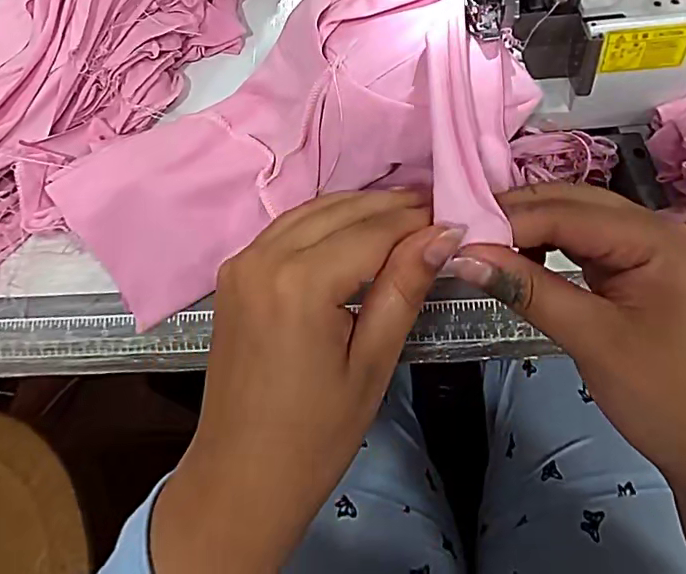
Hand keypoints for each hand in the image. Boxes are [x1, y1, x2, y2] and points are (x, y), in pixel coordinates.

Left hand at [150, 191, 461, 573]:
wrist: (239, 479)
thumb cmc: (315, 436)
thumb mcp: (372, 363)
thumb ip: (405, 287)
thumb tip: (443, 234)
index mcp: (300, 284)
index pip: (371, 231)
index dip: (414, 220)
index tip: (451, 217)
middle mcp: (264, 258)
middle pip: (340, 210)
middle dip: (390, 206)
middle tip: (433, 210)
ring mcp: (242, 261)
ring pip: (312, 210)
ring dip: (358, 206)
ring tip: (403, 214)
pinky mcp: (234, 271)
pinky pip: (287, 226)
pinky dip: (324, 219)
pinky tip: (353, 227)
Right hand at [446, 183, 685, 573]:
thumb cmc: (671, 399)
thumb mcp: (594, 341)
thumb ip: (529, 290)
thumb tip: (466, 255)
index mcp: (655, 237)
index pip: (566, 210)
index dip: (509, 219)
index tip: (459, 232)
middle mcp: (653, 230)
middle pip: (572, 203)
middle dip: (517, 214)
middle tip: (464, 229)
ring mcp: (648, 251)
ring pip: (576, 220)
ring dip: (531, 227)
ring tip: (485, 240)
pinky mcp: (639, 273)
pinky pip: (586, 245)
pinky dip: (549, 247)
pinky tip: (521, 255)